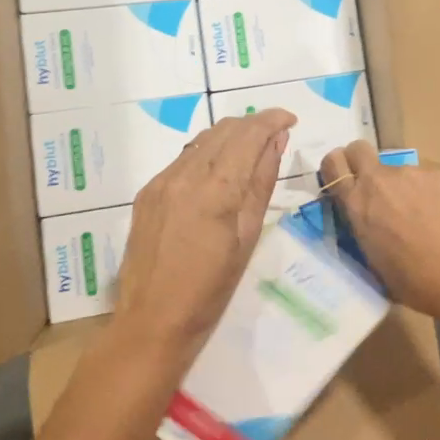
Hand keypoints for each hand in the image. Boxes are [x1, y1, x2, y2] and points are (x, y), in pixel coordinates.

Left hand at [118, 110, 297, 352]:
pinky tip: (219, 172)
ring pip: (202, 140)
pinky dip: (207, 154)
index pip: (248, 134)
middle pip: (224, 129)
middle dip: (253, 124)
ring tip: (251, 149)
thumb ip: (261, 182)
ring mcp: (162, 181)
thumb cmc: (211, 289)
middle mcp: (185, 174)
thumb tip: (277, 141)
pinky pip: (183, 158)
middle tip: (276, 135)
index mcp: (216, 189)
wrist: (152, 321)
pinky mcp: (148, 192)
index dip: (271, 119)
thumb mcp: (248, 236)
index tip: (291, 119)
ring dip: (230, 136)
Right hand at [320, 141, 439, 317]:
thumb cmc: (411, 281)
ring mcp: (410, 173)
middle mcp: (379, 180)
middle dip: (359, 160)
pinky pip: (422, 177)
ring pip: (396, 169)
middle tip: (372, 187)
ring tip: (416, 213)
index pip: (332, 163)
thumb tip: (365, 221)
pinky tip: (438, 214)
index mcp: (356, 203)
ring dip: (399, 185)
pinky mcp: (437, 174)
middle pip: (359, 148)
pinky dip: (425, 191)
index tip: (343, 180)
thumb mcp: (370, 259)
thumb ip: (362, 228)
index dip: (336, 168)